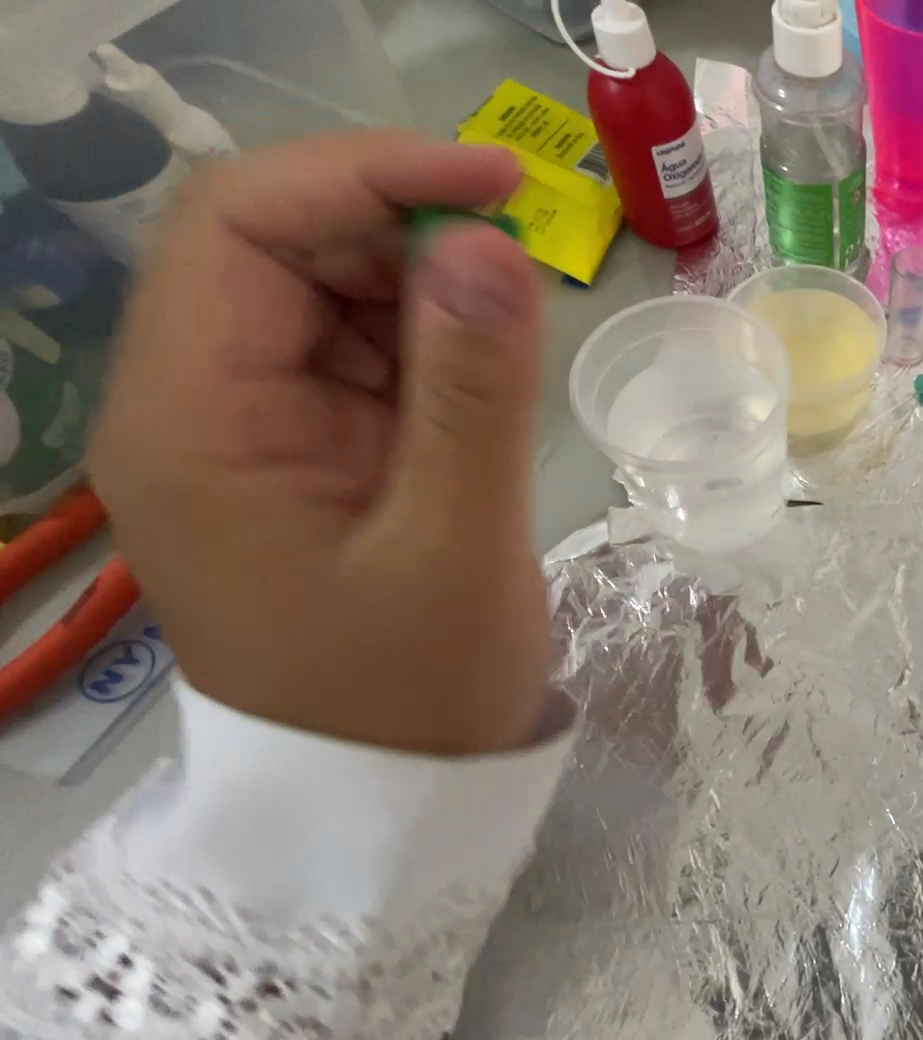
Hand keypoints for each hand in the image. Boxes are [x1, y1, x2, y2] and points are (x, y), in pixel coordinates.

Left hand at [91, 132, 549, 755]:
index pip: (245, 227)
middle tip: (527, 269)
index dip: (371, 176)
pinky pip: (369, 361)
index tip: (503, 185)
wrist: (396, 783)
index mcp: (198, 418)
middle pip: (283, 250)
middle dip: (407, 233)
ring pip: (334, 301)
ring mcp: (260, 428)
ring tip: (515, 346)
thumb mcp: (459, 539)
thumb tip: (494, 246)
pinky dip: (437, 350)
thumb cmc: (417, 683)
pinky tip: (489, 384)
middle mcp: (204, 403)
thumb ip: (475, 390)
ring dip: (430, 295)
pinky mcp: (316, 453)